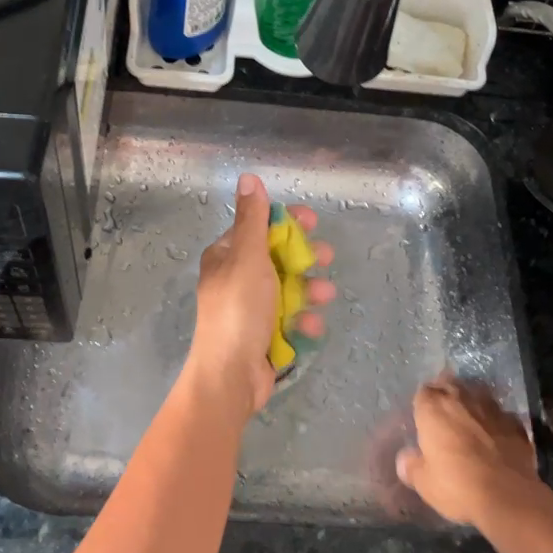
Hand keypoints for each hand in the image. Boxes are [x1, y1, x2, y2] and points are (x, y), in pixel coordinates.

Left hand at [183, 173, 334, 418]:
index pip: (259, 227)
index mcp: (226, 256)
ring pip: (287, 289)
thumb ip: (253, 218)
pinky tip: (312, 326)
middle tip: (325, 256)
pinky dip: (303, 320)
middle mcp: (236, 278)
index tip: (311, 221)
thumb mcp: (248, 256)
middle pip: (276, 257)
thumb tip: (249, 177)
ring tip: (326, 295)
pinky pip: (289, 319)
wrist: (230, 375)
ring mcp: (250, 309)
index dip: (286, 222)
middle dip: (303, 256)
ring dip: (309, 289)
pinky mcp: (263, 335)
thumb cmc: (238, 309)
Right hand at [395, 372, 541, 527]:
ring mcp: (491, 408)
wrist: (508, 497)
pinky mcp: (515, 423)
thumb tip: (404, 459)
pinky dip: (496, 422)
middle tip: (445, 415)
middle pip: (450, 385)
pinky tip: (497, 437)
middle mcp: (461, 399)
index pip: (423, 392)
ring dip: (472, 404)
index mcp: (433, 408)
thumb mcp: (425, 484)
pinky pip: (501, 415)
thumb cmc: (458, 486)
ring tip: (471, 421)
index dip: (423, 404)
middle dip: (446, 394)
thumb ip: (412, 467)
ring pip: (478, 395)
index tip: (424, 419)